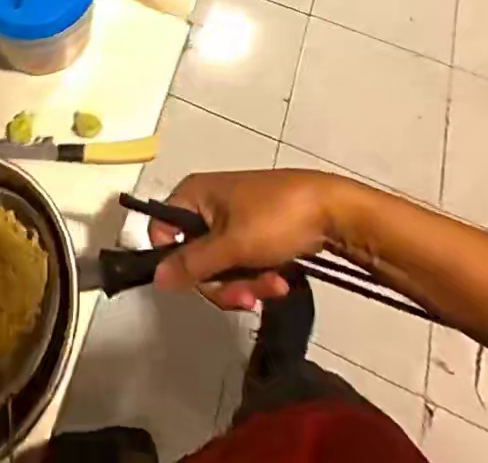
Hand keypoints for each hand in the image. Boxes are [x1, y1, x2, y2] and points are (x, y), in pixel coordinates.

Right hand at [148, 169, 349, 311]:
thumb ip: (192, 264)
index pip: (162, 230)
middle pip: (194, 258)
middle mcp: (209, 203)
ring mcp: (233, 219)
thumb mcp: (231, 245)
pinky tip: (280, 282)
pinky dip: (258, 276)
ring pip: (221, 267)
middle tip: (247, 295)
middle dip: (223, 282)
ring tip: (274, 287)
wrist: (332, 209)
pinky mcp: (254, 233)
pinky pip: (242, 263)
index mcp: (196, 193)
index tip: (196, 281)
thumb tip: (156, 278)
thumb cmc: (275, 218)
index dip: (174, 260)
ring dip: (246, 284)